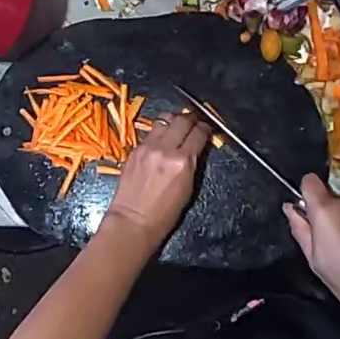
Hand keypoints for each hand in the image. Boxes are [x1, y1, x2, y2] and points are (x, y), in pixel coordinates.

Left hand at [103, 111, 208, 247]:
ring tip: (176, 125)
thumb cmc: (165, 213)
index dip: (204, 128)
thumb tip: (195, 147)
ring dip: (174, 120)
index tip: (205, 128)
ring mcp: (148, 147)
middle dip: (191, 119)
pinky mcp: (135, 149)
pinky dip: (159, 131)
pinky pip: (151, 132)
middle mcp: (166, 149)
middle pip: (182, 120)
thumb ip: (192, 163)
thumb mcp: (189, 188)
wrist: (134, 220)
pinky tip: (161, 138)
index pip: (198, 133)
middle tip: (193, 121)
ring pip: (165, 120)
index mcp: (183, 162)